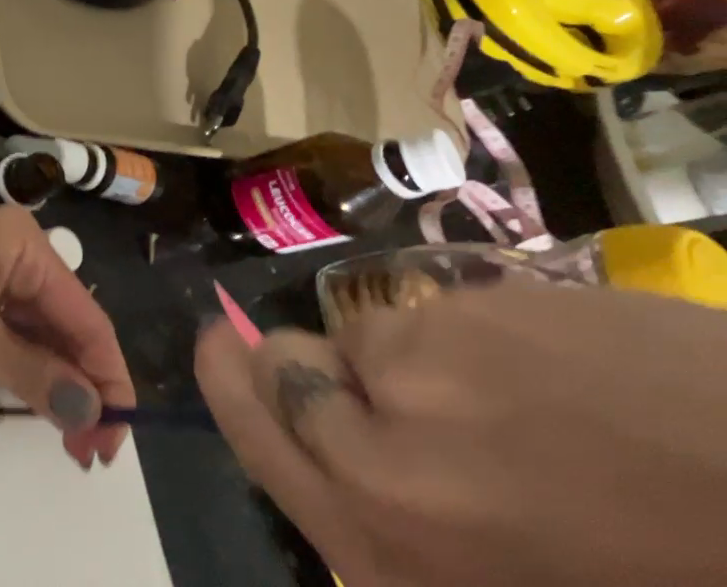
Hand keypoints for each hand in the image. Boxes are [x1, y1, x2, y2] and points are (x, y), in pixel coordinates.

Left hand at [0, 207, 134, 468]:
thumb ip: (36, 374)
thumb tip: (91, 412)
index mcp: (19, 241)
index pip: (85, 314)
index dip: (107, 377)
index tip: (115, 438)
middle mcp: (0, 248)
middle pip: (57, 321)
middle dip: (75, 382)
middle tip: (85, 448)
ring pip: (24, 329)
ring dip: (42, 378)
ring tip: (58, 432)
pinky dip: (6, 364)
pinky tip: (16, 398)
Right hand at [196, 283, 726, 585]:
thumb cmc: (647, 566)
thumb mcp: (484, 573)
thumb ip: (387, 512)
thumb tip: (328, 442)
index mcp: (388, 538)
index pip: (256, 428)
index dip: (229, 380)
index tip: (221, 341)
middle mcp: (382, 449)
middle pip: (286, 365)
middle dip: (313, 369)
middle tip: (377, 385)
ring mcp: (438, 367)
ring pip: (374, 338)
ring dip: (418, 362)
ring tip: (528, 405)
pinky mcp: (498, 308)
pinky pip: (451, 313)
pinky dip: (487, 338)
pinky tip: (573, 376)